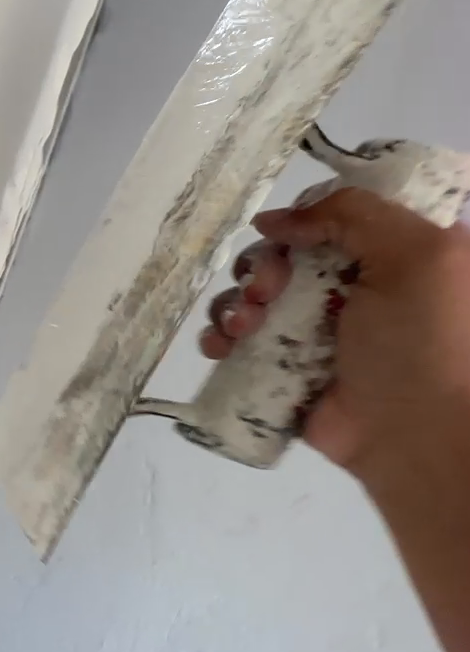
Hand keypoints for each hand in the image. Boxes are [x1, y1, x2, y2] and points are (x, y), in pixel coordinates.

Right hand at [200, 188, 469, 485]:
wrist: (419, 434)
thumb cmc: (432, 343)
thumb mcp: (422, 258)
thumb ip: (354, 217)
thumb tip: (275, 219)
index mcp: (404, 258)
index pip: (337, 220)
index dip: (305, 223)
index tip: (292, 241)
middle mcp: (362, 288)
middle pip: (284, 257)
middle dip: (261, 270)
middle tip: (269, 293)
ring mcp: (319, 328)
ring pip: (252, 296)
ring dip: (234, 306)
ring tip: (242, 328)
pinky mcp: (284, 362)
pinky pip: (235, 339)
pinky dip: (219, 338)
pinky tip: (223, 347)